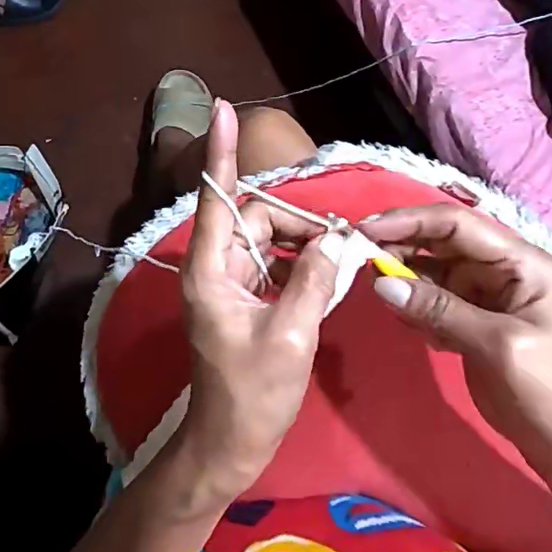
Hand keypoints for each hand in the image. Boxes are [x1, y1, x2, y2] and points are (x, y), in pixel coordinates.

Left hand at [175, 101, 337, 498]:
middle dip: (297, 222)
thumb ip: (313, 280)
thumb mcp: (291, 336)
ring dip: (302, 243)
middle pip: (256, 217)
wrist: (228, 443)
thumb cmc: (252, 394)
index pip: (217, 196)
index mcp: (211, 269)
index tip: (222, 107)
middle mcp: (215, 266)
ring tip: (337, 259)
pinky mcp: (244, 296)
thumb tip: (335, 239)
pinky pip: (273, 262)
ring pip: (267, 238)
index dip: (221, 150)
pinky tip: (325, 274)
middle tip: (339, 244)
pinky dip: (299, 262)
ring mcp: (229, 281)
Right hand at [358, 205, 551, 482]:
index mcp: (520, 262)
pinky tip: (404, 321)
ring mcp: (484, 295)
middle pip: (439, 240)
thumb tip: (380, 284)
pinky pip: (431, 299)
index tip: (365, 228)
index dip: (409, 220)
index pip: (456, 223)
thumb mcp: (498, 345)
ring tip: (374, 288)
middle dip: (400, 243)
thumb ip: (440, 310)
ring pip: (431, 269)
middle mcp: (499, 269)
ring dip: (402, 275)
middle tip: (359, 255)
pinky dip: (412, 304)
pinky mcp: (470, 321)